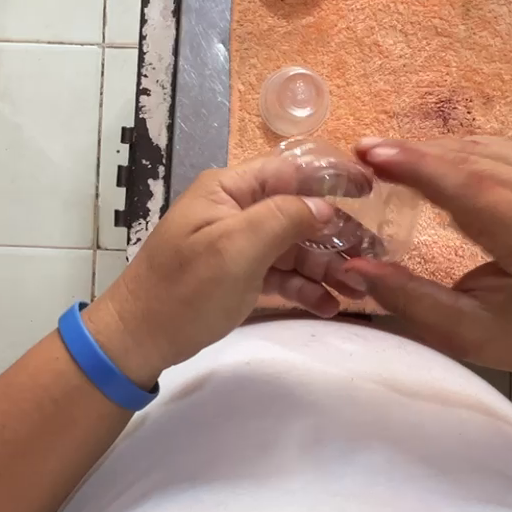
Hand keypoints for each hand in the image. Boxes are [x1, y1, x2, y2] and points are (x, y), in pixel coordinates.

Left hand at [82, 154, 368, 386]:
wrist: (138, 339)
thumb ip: (282, 218)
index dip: (331, 179)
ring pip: (293, 246)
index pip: (290, 172)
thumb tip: (325, 207)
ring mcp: (238, 245)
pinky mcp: (240, 276)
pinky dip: (305, 287)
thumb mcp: (234, 249)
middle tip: (372, 258)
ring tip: (358, 291)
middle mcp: (236, 210)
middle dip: (335, 234)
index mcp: (229, 190)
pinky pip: (281, 274)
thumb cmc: (183, 290)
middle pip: (297, 212)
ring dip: (326, 266)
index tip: (373, 190)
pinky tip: (329, 306)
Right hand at [336, 136, 511, 392]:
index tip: (370, 154)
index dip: (419, 167)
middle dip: (415, 153)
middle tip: (362, 151)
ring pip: (486, 150)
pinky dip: (456, 152)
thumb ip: (411, 299)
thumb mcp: (466, 334)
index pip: (473, 189)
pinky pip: (498, 152)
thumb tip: (353, 268)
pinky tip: (424, 159)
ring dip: (432, 149)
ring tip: (383, 155)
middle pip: (477, 161)